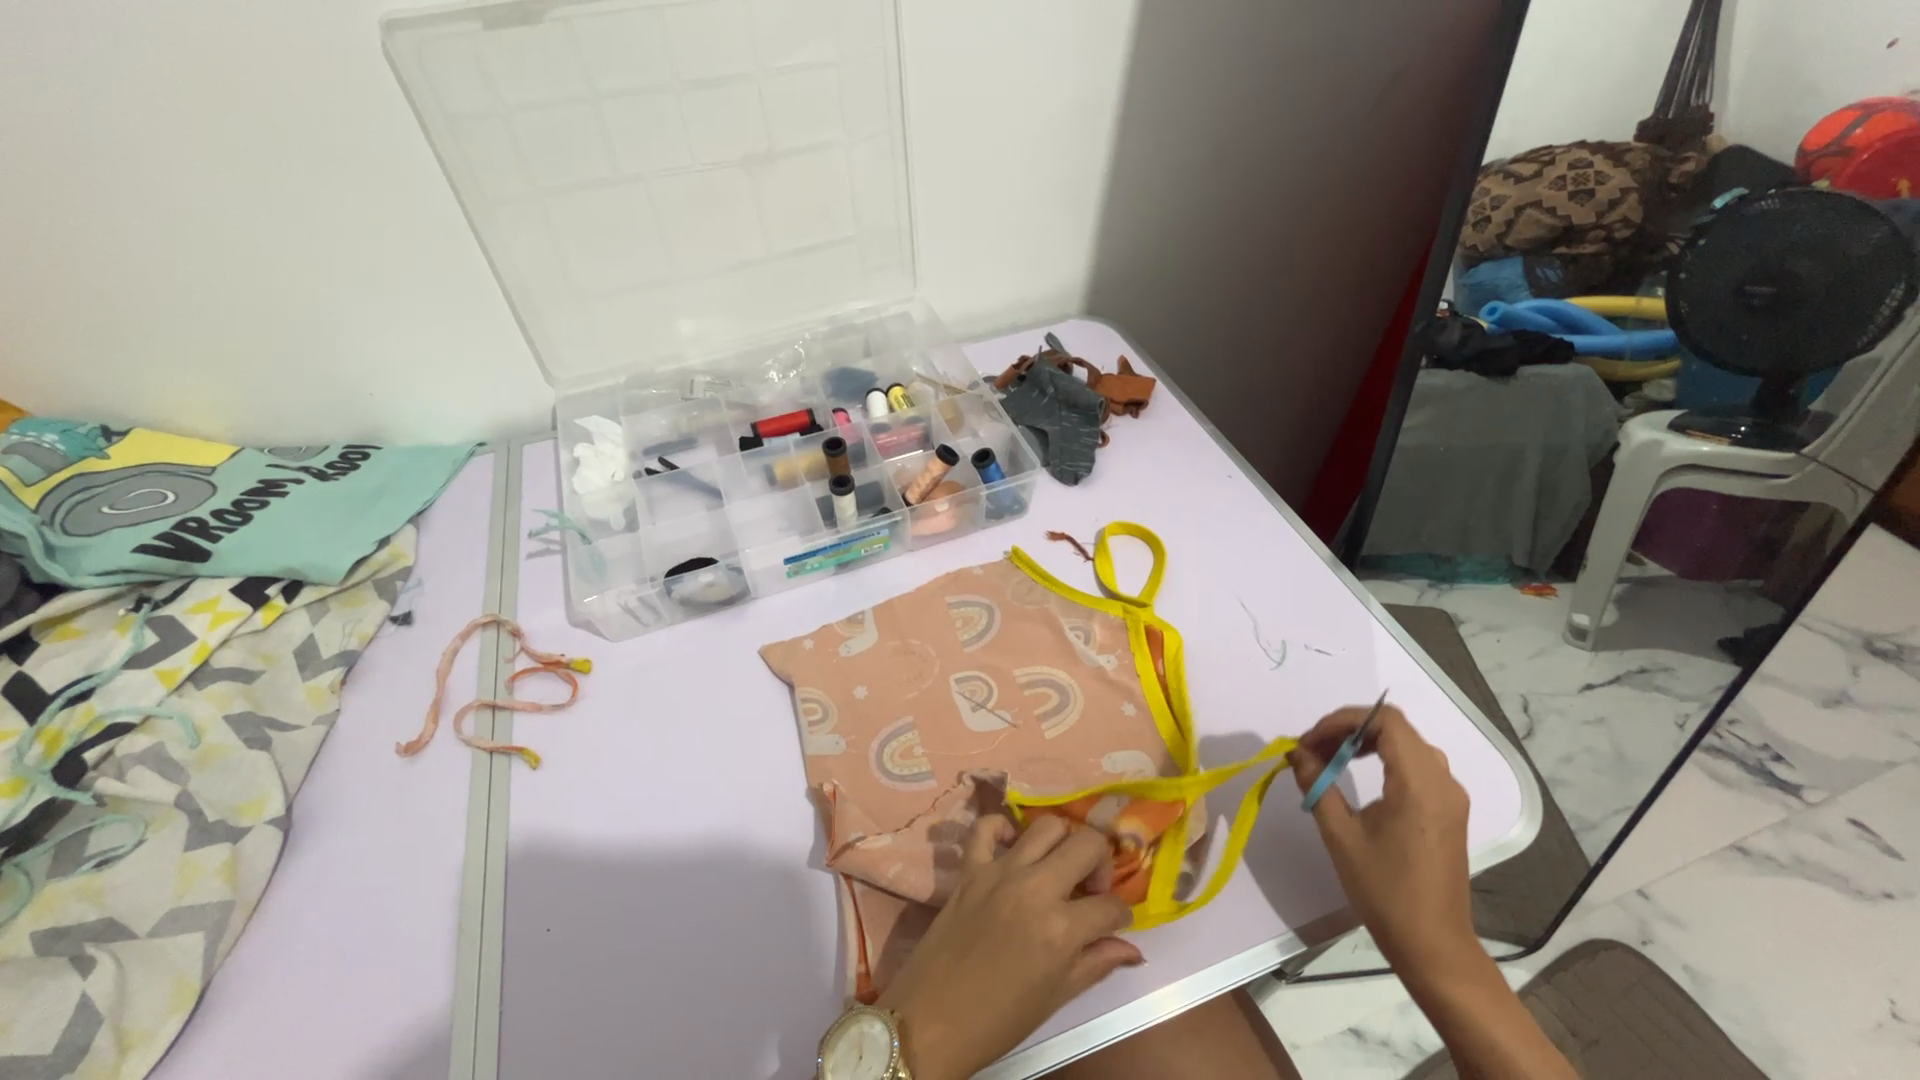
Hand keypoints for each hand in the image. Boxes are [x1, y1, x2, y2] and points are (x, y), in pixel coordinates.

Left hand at [877, 814, 1142, 1079]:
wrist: (931, 1020)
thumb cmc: (998, 1019)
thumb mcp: (1056, 997)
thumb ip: (1096, 963)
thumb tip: (1132, 948)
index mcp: (1060, 928)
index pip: (1111, 905)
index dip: (1120, 916)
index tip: (1114, 925)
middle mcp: (1034, 888)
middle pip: (1087, 844)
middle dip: (1102, 863)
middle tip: (1091, 889)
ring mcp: (999, 873)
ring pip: (1046, 826)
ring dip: (1063, 843)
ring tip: (1058, 869)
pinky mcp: (969, 869)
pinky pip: (986, 828)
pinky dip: (1003, 828)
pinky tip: (1013, 848)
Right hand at [1289, 706, 1477, 982]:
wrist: (1431, 942)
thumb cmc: (1383, 889)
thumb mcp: (1340, 835)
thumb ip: (1317, 785)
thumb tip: (1297, 753)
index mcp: (1420, 784)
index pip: (1385, 721)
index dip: (1343, 720)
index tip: (1310, 740)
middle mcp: (1443, 781)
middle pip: (1396, 729)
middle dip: (1349, 729)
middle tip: (1313, 748)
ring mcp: (1450, 796)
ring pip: (1407, 745)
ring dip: (1366, 742)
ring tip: (1329, 759)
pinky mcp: (1448, 810)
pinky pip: (1417, 765)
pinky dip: (1384, 758)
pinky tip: (1357, 775)